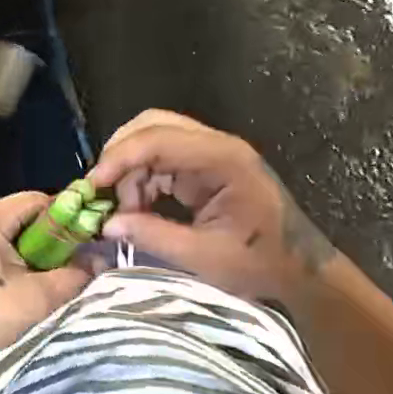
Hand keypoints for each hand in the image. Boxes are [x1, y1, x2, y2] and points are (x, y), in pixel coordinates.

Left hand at [0, 192, 91, 388]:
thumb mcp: (39, 297)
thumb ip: (76, 274)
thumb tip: (100, 260)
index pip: (40, 200)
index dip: (69, 218)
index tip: (89, 243)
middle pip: (25, 218)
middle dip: (52, 243)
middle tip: (74, 269)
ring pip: (12, 239)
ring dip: (34, 260)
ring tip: (48, 286)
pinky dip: (14, 269)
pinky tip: (21, 296)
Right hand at [87, 110, 336, 306]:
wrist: (300, 268)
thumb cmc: (260, 264)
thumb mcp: (204, 257)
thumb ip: (153, 236)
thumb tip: (107, 224)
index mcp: (222, 159)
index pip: (159, 139)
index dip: (120, 158)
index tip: (92, 186)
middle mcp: (217, 145)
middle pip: (155, 125)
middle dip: (122, 155)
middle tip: (101, 193)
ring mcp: (212, 153)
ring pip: (156, 140)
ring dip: (131, 170)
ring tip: (124, 211)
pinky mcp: (207, 167)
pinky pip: (165, 160)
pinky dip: (144, 179)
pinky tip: (138, 209)